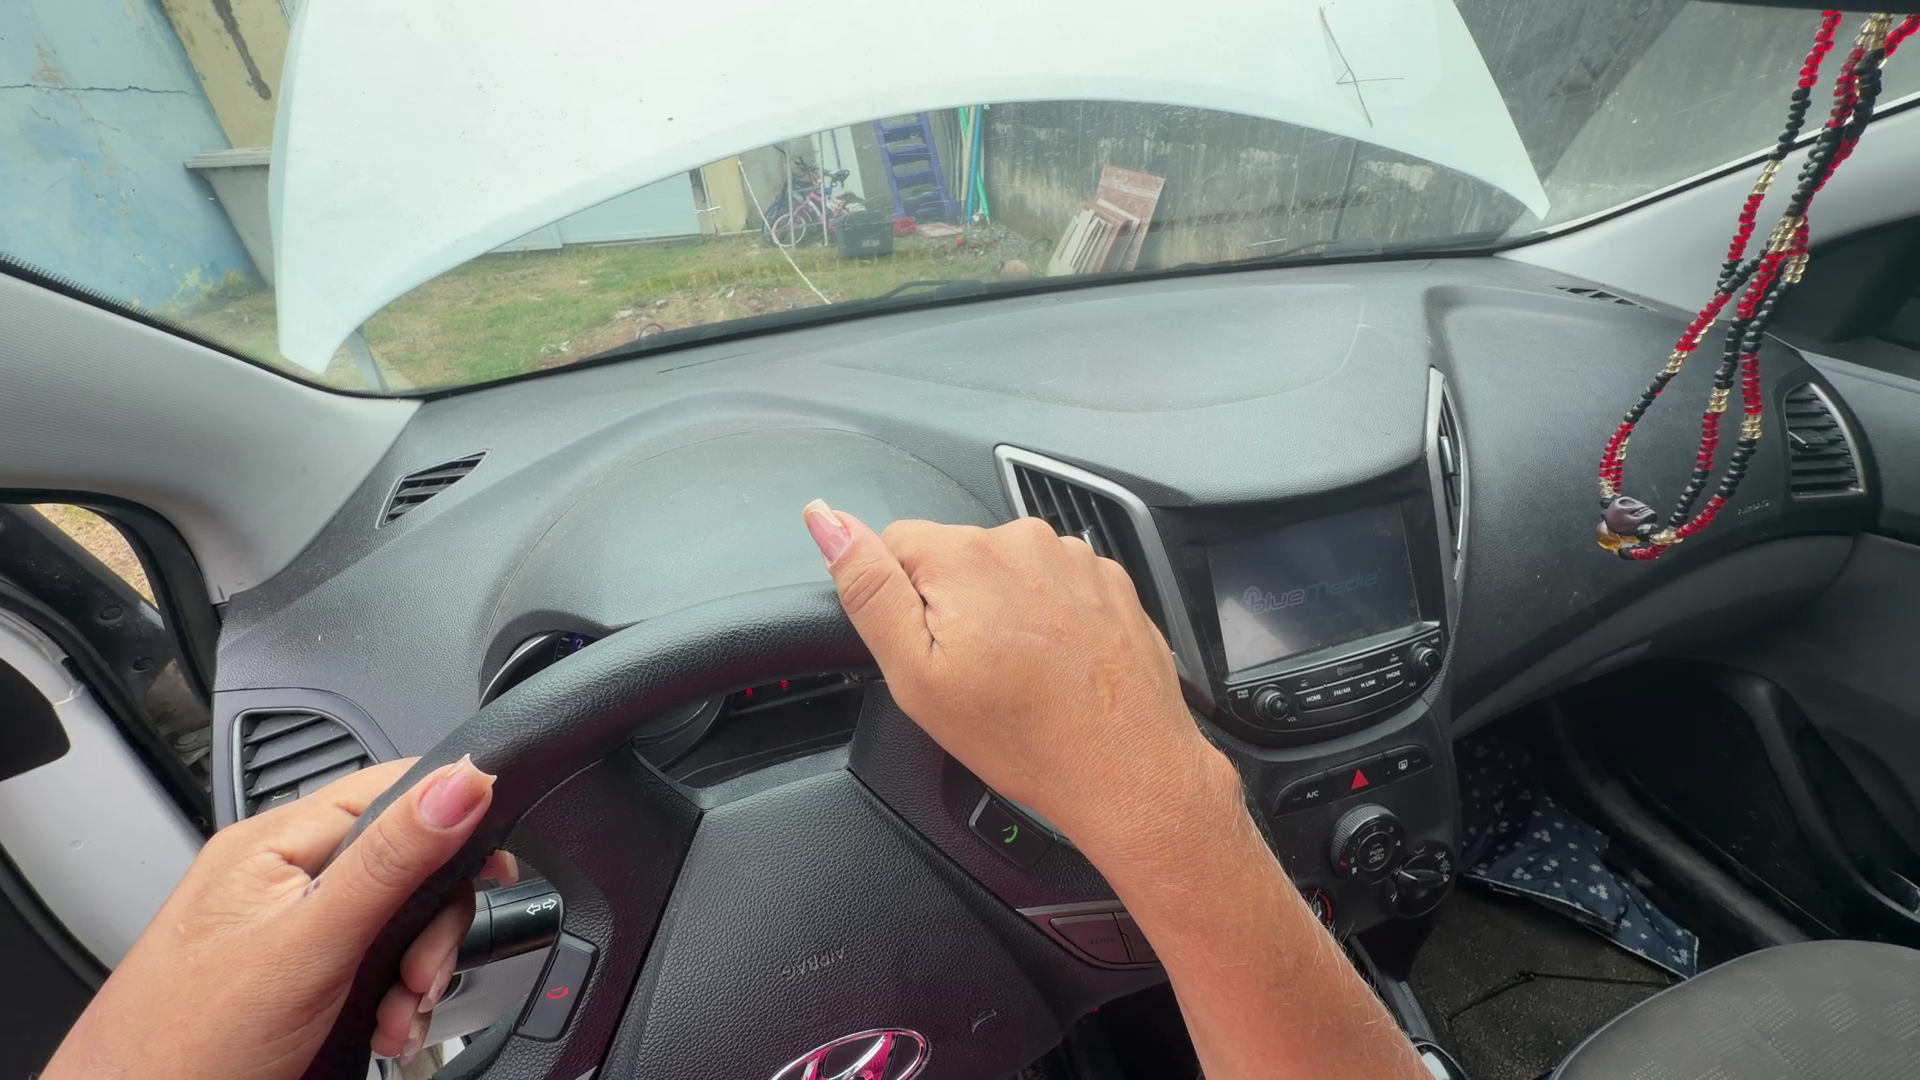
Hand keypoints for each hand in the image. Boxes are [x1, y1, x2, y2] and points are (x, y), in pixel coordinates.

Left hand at [43, 757, 515, 1079]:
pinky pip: (384, 948)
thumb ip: (394, 857)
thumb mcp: (311, 944)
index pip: (401, 786)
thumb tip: (467, 779)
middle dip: (436, 921)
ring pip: (406, 909)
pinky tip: (388, 1019)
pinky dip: (399, 987)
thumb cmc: (181, 1057)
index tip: (491, 867)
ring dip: (422, 964)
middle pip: (414, 857)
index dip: (459, 818)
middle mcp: (288, 870)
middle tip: (424, 972)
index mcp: (278, 842)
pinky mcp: (306, 961)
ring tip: (402, 1010)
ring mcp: (296, 918)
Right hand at [802, 499, 1238, 857]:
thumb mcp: (915, 671)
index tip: (932, 647)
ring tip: (1023, 670)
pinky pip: (1054, 581)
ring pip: (1006, 569)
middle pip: (955, 556)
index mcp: (964, 556)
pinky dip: (1048, 612)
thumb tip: (826, 520)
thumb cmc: (1023, 734)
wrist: (1128, 769)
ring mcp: (1072, 557)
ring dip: (1004, 607)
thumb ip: (867, 585)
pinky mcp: (1107, 578)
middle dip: (954, 603)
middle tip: (978, 669)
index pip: (897, 544)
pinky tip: (1057, 661)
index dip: (904, 601)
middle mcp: (1022, 539)